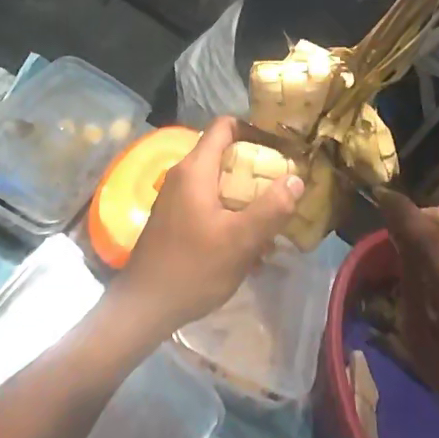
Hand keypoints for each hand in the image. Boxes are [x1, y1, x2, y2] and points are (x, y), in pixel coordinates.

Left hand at [109, 118, 303, 333]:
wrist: (142, 311)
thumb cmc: (192, 268)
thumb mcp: (241, 240)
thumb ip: (272, 207)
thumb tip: (296, 179)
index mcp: (196, 170)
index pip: (226, 125)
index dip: (256, 128)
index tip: (281, 147)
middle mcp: (183, 176)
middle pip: (227, 154)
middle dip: (258, 168)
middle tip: (284, 184)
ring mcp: (176, 199)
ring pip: (221, 181)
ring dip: (248, 195)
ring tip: (274, 218)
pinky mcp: (175, 220)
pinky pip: (211, 202)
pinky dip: (232, 212)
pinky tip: (250, 244)